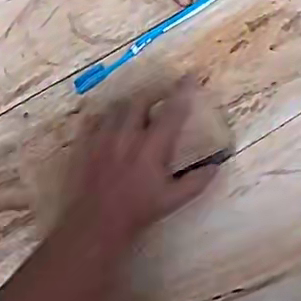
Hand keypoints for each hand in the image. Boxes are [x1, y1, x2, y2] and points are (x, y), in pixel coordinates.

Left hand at [61, 80, 221, 248]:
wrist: (94, 225)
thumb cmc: (138, 212)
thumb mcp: (172, 200)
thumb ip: (196, 182)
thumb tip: (217, 166)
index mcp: (153, 147)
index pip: (172, 111)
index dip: (182, 91)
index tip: (189, 76)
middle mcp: (128, 136)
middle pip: (140, 101)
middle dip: (152, 95)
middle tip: (159, 99)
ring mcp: (103, 138)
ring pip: (116, 107)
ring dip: (129, 106)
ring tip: (135, 112)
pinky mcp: (84, 145)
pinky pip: (93, 119)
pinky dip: (103, 117)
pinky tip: (108, 124)